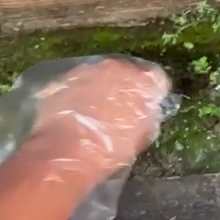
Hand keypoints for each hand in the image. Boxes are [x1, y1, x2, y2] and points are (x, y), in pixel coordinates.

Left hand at [25, 57, 171, 178]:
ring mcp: (87, 70)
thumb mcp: (141, 137)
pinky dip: (76, 94)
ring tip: (94, 112)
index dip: (152, 94)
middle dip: (124, 87)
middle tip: (119, 109)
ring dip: (99, 89)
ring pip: (98, 75)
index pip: (156, 79)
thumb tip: (145, 113)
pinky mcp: (62, 79)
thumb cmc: (112, 149)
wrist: (68, 152)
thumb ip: (146, 118)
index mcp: (143, 81)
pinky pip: (76, 84)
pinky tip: (73, 114)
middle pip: (125, 72)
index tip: (148, 106)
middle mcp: (116, 67)